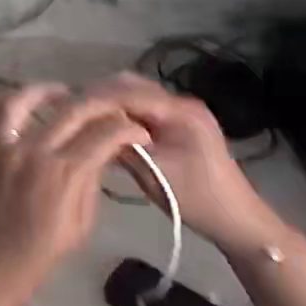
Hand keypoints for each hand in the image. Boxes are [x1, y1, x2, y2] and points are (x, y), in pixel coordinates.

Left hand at [0, 83, 150, 305]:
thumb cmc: (40, 256)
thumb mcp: (81, 224)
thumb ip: (90, 181)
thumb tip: (100, 151)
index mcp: (63, 173)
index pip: (105, 134)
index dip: (128, 129)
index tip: (138, 133)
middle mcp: (33, 151)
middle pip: (73, 108)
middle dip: (102, 104)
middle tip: (112, 110)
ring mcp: (3, 148)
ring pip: (22, 100)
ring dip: (47, 91)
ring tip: (63, 94)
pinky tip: (15, 102)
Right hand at [79, 73, 286, 255]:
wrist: (236, 218)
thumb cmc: (197, 199)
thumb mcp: (155, 174)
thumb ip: (124, 147)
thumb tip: (90, 131)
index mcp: (180, 111)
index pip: (130, 92)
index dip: (98, 98)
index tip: (69, 107)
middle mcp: (182, 103)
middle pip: (133, 86)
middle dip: (101, 95)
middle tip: (71, 110)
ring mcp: (182, 112)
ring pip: (137, 95)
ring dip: (111, 103)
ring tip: (83, 118)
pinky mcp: (180, 123)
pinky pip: (146, 109)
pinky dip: (125, 114)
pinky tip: (106, 128)